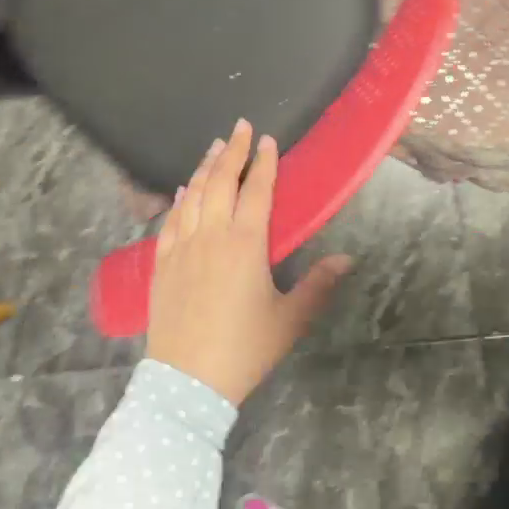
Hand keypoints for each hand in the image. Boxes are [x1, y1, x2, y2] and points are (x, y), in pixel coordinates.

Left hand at [146, 119, 352, 405]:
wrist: (187, 382)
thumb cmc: (244, 349)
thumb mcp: (289, 320)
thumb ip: (318, 285)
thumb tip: (347, 259)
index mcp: (246, 244)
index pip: (257, 191)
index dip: (264, 163)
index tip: (268, 140)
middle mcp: (212, 235)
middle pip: (221, 181)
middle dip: (232, 151)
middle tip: (241, 127)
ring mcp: (182, 247)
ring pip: (193, 195)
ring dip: (205, 167)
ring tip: (214, 146)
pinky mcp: (162, 263)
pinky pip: (171, 220)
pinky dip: (179, 198)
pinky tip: (183, 189)